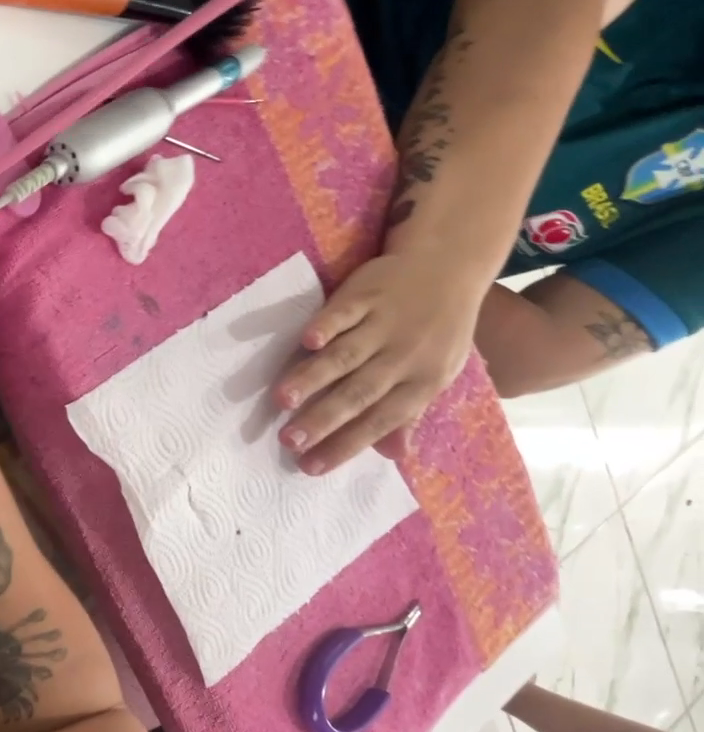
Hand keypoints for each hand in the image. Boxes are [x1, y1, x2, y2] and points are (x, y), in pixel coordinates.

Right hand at [274, 252, 480, 474]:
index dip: (347, 444)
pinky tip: (307, 341)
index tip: (310, 467)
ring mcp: (386, 324)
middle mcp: (405, 355)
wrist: (450, 264)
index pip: (382, 419)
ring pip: (347, 356)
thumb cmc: (437, 327)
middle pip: (359, 392)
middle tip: (289, 441)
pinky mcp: (367, 295)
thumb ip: (408, 412)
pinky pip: (346, 313)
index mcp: (423, 379)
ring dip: (314, 378)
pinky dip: (328, 326)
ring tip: (281, 401)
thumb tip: (394, 456)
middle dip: (324, 419)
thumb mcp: (433, 372)